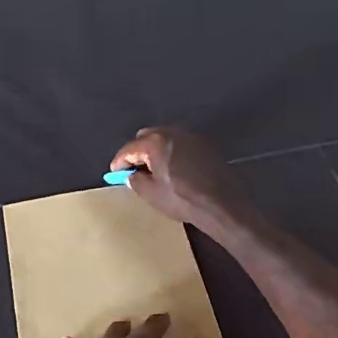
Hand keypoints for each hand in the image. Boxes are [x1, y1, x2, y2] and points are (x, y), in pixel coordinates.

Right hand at [109, 127, 258, 234]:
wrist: (222, 204)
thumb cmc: (183, 199)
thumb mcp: (151, 194)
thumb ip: (135, 180)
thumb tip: (132, 175)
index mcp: (156, 142)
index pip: (130, 148)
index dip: (119, 161)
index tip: (115, 172)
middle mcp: (174, 133)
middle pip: (148, 137)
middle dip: (137, 152)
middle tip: (134, 170)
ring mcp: (193, 137)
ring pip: (166, 139)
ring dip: (156, 151)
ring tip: (154, 171)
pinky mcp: (207, 146)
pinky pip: (182, 145)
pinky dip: (173, 153)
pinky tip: (175, 170)